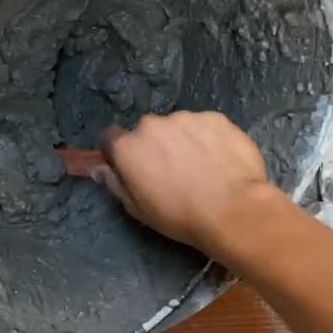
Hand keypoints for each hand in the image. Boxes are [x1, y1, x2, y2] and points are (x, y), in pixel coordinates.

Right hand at [94, 112, 285, 258]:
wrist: (232, 209)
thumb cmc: (177, 215)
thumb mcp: (136, 208)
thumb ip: (115, 182)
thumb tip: (100, 168)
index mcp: (127, 147)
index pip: (110, 138)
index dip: (119, 152)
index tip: (132, 167)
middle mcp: (151, 124)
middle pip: (146, 131)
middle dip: (154, 145)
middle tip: (170, 170)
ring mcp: (185, 118)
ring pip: (177, 126)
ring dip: (182, 140)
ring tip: (201, 166)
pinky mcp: (215, 118)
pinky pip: (204, 126)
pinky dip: (208, 138)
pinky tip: (220, 160)